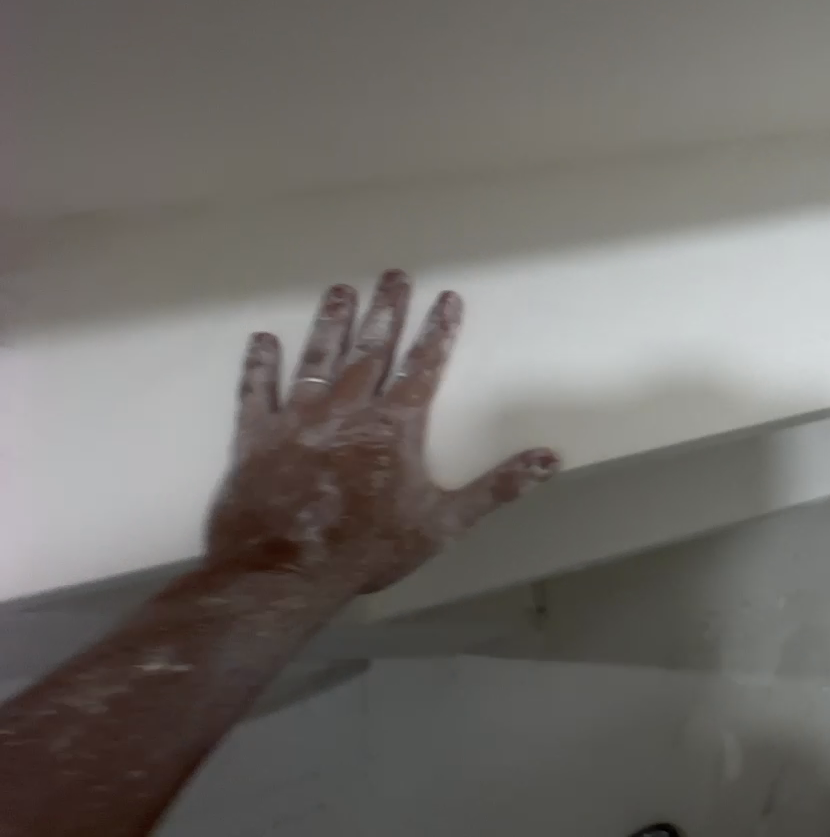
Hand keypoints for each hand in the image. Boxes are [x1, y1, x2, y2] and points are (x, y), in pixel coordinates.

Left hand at [209, 270, 560, 592]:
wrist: (279, 578)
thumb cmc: (369, 547)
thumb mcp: (446, 521)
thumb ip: (499, 486)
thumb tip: (551, 459)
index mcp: (394, 426)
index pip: (423, 366)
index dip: (437, 331)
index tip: (446, 298)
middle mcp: (348, 412)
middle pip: (372, 351)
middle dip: (386, 311)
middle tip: (392, 275)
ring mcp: (298, 422)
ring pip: (318, 360)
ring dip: (331, 324)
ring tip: (340, 290)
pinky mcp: (254, 440)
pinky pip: (255, 394)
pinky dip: (259, 366)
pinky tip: (262, 340)